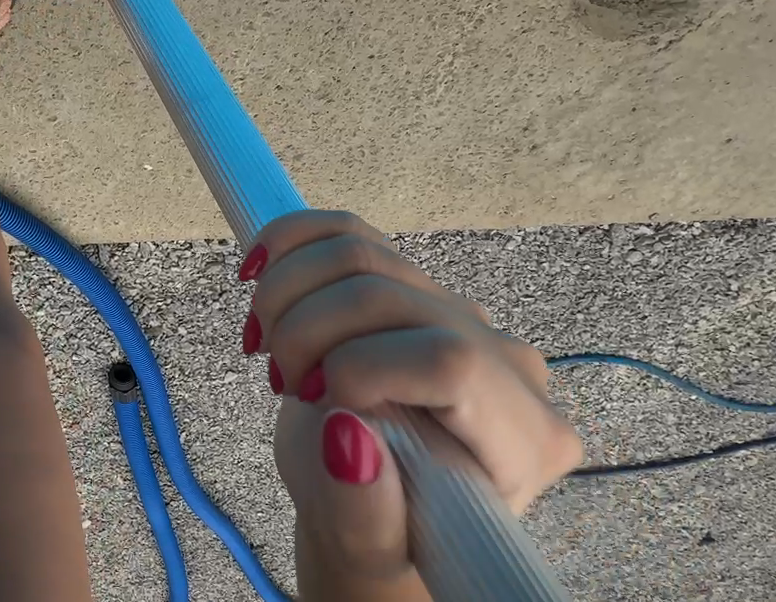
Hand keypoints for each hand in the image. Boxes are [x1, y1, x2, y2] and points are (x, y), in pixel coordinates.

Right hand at [240, 211, 582, 597]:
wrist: (370, 498)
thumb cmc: (377, 530)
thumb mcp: (366, 545)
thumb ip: (364, 506)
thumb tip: (347, 434)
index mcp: (522, 437)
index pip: (449, 360)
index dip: (362, 367)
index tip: (317, 403)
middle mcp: (504, 360)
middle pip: (386, 294)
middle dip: (303, 330)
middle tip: (277, 379)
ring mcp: (454, 311)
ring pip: (354, 250)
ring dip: (281, 291)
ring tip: (266, 344)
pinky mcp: (403, 281)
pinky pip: (340, 229)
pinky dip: (282, 242)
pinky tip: (254, 276)